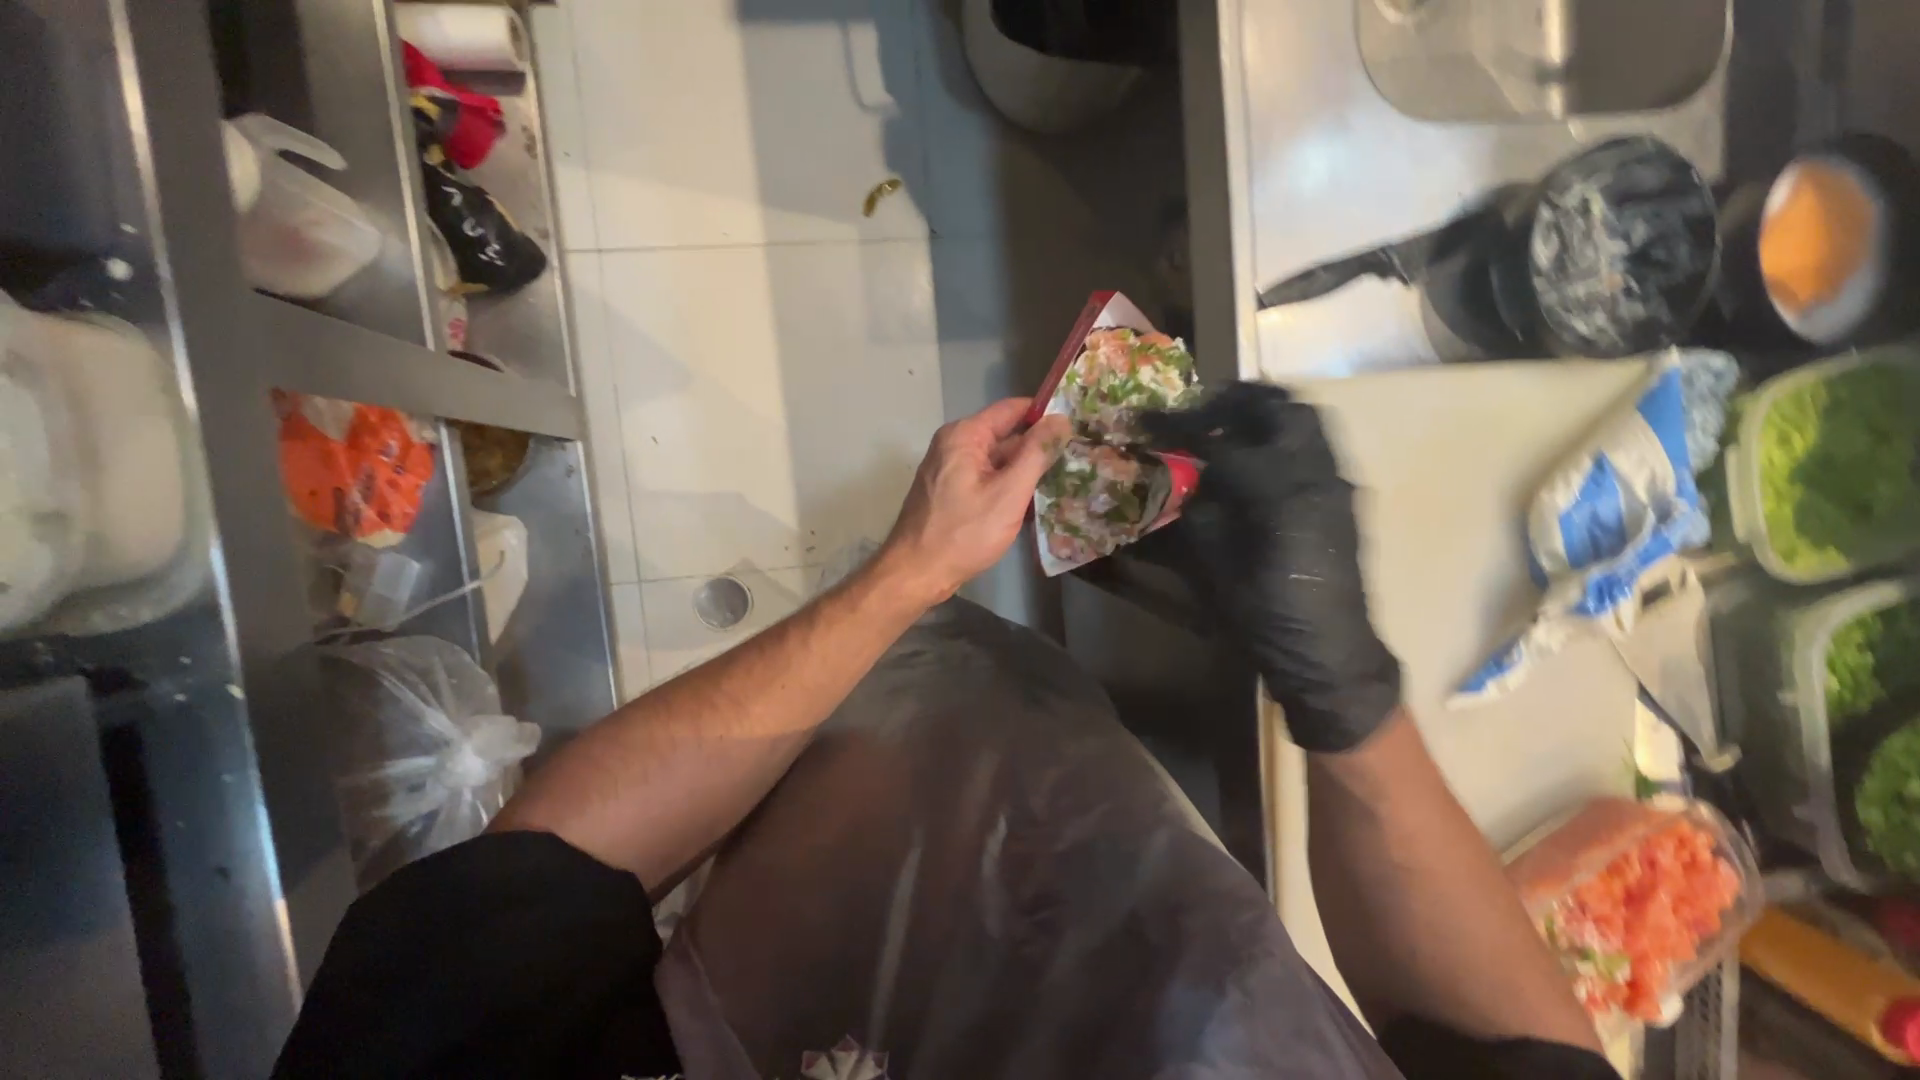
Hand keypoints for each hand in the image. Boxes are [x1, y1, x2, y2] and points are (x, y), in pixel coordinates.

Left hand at [879, 399, 1070, 605]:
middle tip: (1078, 456)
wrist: (916, 573)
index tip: (1077, 425)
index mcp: (964, 435)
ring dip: (1026, 471)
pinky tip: (1036, 502)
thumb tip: (1060, 419)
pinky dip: (1009, 487)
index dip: (1046, 414)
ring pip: (998, 461)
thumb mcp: (1008, 492)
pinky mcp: (951, 493)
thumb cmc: (964, 533)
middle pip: (1006, 436)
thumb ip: (1037, 453)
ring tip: (1067, 478)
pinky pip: (987, 479)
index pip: (1013, 409)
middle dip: (1039, 447)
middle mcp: (954, 445)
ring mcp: (950, 470)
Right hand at [1142, 381, 1400, 752]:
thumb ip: (1196, 513)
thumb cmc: (1264, 618)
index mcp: (1278, 493)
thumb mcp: (1213, 569)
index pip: (1219, 440)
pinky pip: (1316, 444)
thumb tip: (1178, 478)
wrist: (1330, 654)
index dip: (1175, 427)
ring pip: (1304, 418)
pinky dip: (1283, 435)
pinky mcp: (1344, 495)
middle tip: (1192, 411)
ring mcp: (1336, 481)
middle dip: (1228, 401)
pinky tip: (1258, 458)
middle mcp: (1315, 474)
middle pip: (1275, 406)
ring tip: (1226, 424)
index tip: (1143, 421)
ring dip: (1262, 411)